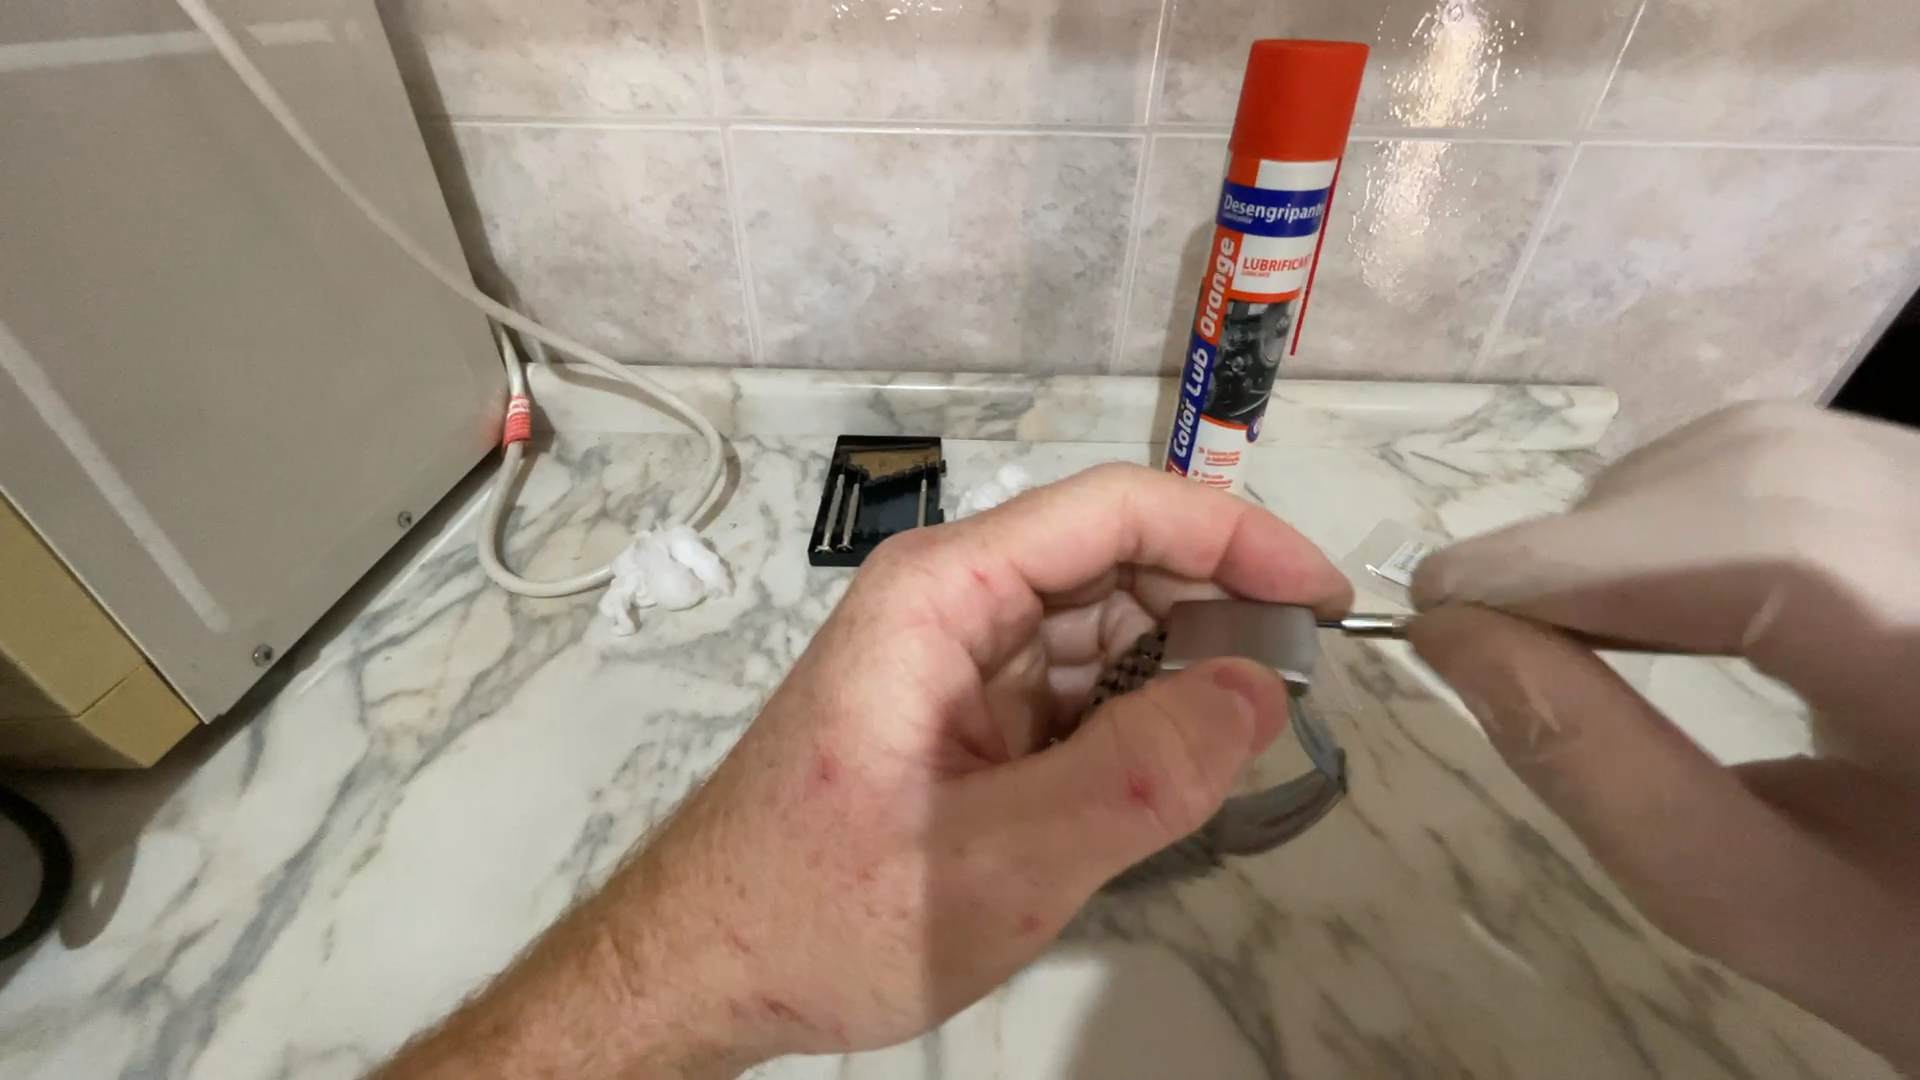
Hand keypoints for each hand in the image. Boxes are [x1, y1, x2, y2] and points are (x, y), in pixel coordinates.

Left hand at [379, 463, 1349, 1079]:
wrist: (709, 956)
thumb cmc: (828, 910)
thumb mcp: (1000, 865)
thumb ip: (1140, 779)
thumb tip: (1258, 691)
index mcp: (944, 589)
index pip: (1113, 509)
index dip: (1231, 534)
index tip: (1319, 597)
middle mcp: (950, 593)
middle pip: (1110, 557)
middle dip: (1210, 604)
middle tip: (1291, 684)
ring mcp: (955, 645)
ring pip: (1099, 620)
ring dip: (1174, 665)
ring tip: (1232, 737)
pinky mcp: (962, 697)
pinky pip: (1072, 678)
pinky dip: (1131, 710)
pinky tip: (1162, 762)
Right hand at [1406, 401, 1919, 1071]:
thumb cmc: (1907, 932)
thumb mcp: (1751, 900)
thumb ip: (1595, 773)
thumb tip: (1448, 634)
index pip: (1781, 561)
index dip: (1577, 563)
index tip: (1439, 606)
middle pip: (1765, 481)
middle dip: (1586, 546)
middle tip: (1501, 626)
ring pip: (1760, 450)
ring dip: (1619, 524)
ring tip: (1587, 619)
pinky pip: (1782, 455)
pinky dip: (1668, 507)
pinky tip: (1662, 586)